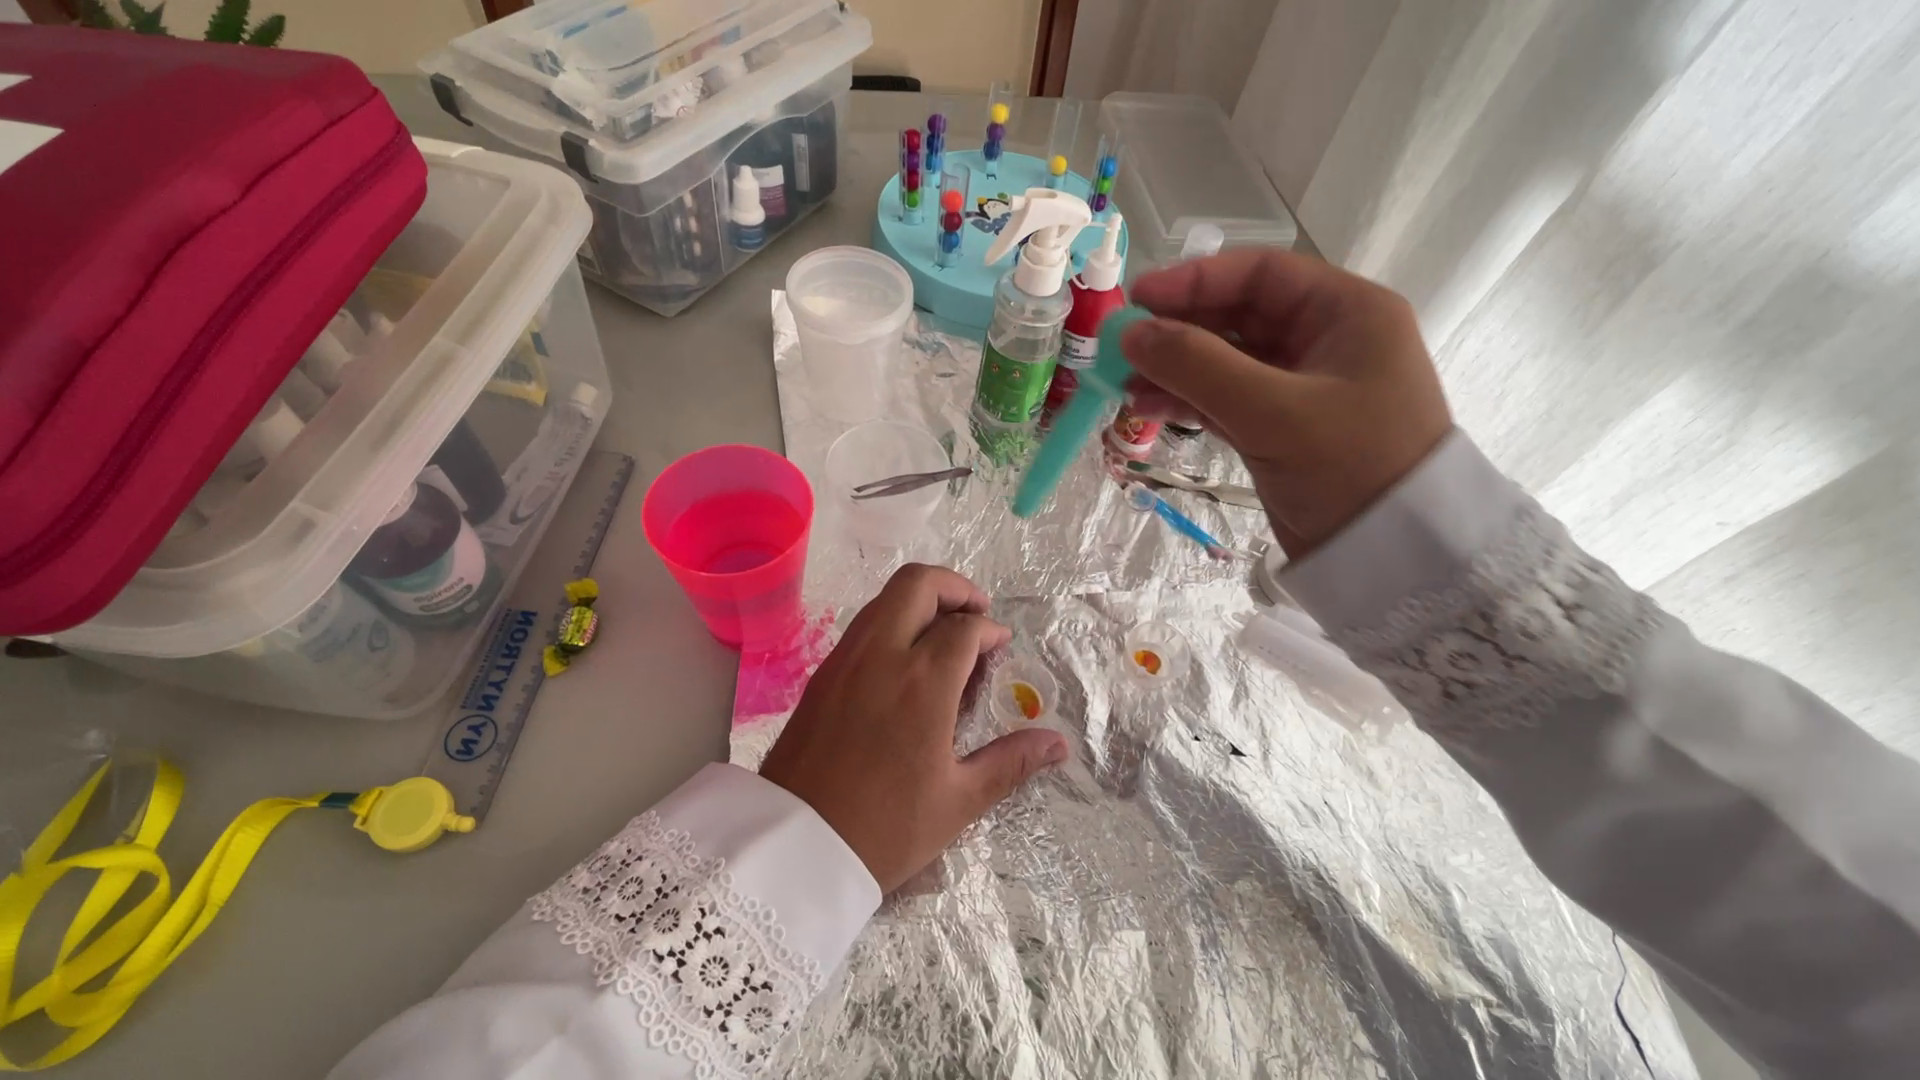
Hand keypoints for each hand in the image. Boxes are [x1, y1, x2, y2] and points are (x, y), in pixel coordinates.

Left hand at [760, 565, 1068, 892]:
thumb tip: (1058, 744)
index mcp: (922, 682)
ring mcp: (844, 661)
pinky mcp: (820, 676)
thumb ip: (1011, 762)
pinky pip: (862, 627)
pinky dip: (892, 623)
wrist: (794, 849)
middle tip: (976, 617)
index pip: (964, 628)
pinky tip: (906, 665)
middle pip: (918, 584)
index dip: (989, 630)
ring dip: (920, 602)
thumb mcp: (957, 801)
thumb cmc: (884, 829)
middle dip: (955, 588)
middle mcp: (881, 655)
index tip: (1000, 647)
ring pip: (885, 600)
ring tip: (945, 640)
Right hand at [1121, 250, 1451, 557]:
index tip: (1137, 297)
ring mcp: (1302, 388)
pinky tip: (1144, 407)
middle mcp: (1326, 340)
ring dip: (1175, 369)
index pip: (1261, 274)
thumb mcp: (1272, 410)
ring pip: (1226, 362)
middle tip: (1121, 344)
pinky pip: (1226, 400)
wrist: (1392, 556)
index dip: (1195, 280)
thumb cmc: (1349, 465)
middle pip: (1238, 316)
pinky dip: (1187, 401)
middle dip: (1178, 329)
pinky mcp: (1283, 429)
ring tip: (1123, 383)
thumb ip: (1198, 366)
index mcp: (1346, 312)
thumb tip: (1131, 333)